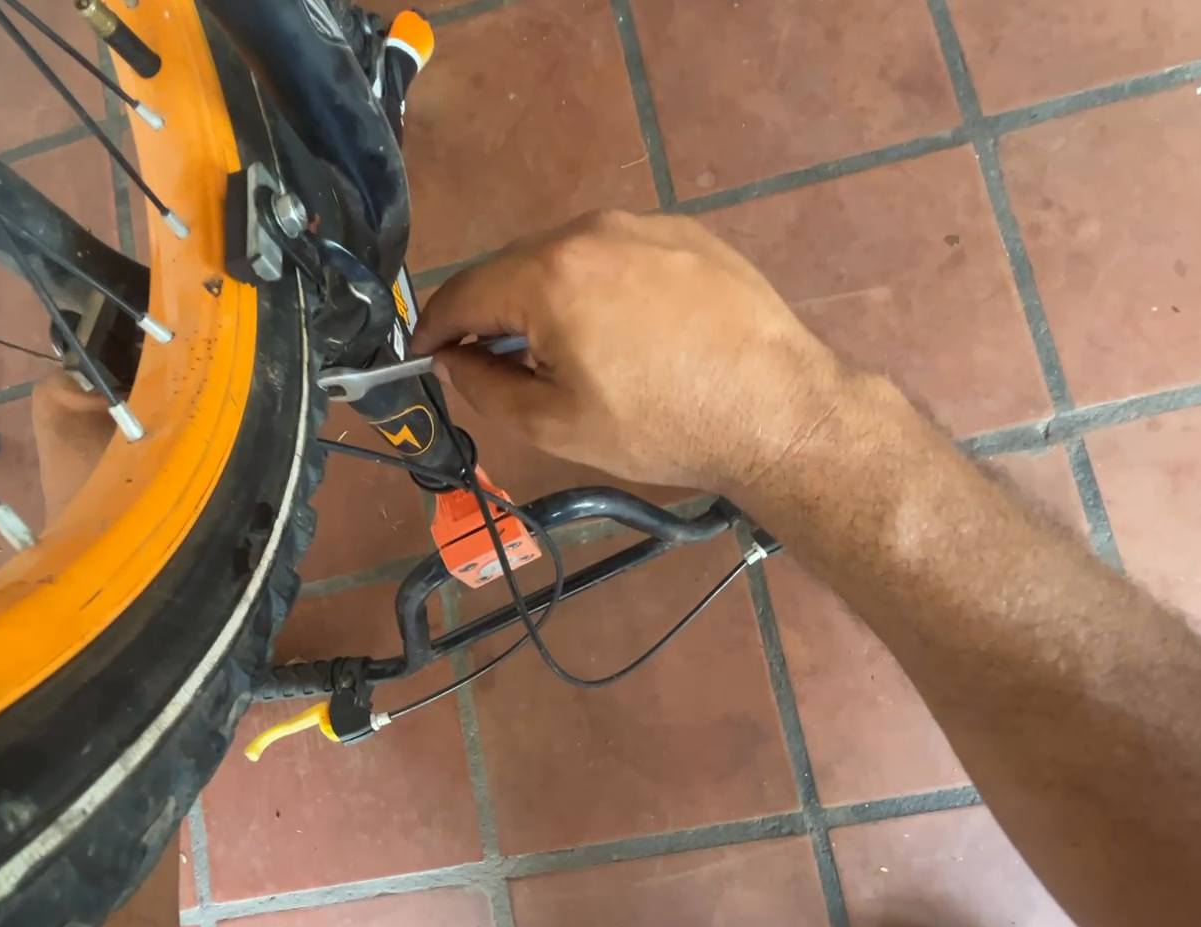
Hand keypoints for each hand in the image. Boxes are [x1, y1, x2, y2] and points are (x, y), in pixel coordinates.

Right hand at [412, 211, 871, 493]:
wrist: (777, 412)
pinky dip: (597, 288)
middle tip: (491, 363)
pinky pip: (617, 255)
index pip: (464, 291)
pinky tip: (621, 331)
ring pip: (566, 259)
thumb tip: (453, 360)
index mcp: (549, 274)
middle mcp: (592, 230)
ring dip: (545, 300)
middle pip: (513, 268)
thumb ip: (484, 385)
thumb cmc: (659, 428)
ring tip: (561, 351)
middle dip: (491, 315)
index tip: (423, 353)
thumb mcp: (554, 424)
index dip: (435, 326)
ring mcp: (646, 224)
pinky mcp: (687, 234)